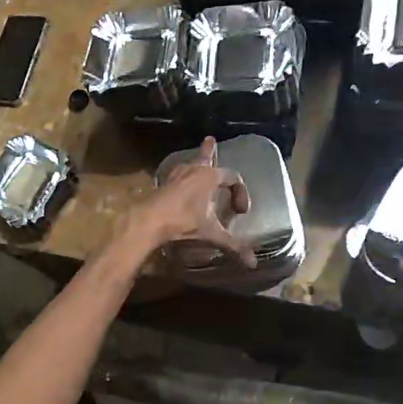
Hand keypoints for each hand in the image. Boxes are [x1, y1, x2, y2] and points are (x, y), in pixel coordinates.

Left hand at [130, 137, 253, 265]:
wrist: (150, 221)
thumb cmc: (184, 222)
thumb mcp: (212, 234)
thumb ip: (233, 246)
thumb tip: (253, 263)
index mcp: (209, 177)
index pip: (232, 177)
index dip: (240, 192)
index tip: (240, 211)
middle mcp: (193, 170)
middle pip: (206, 157)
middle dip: (209, 151)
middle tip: (210, 140)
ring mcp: (176, 175)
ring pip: (189, 164)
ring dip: (195, 163)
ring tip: (196, 162)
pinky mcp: (162, 184)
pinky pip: (176, 176)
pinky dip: (181, 176)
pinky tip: (179, 182)